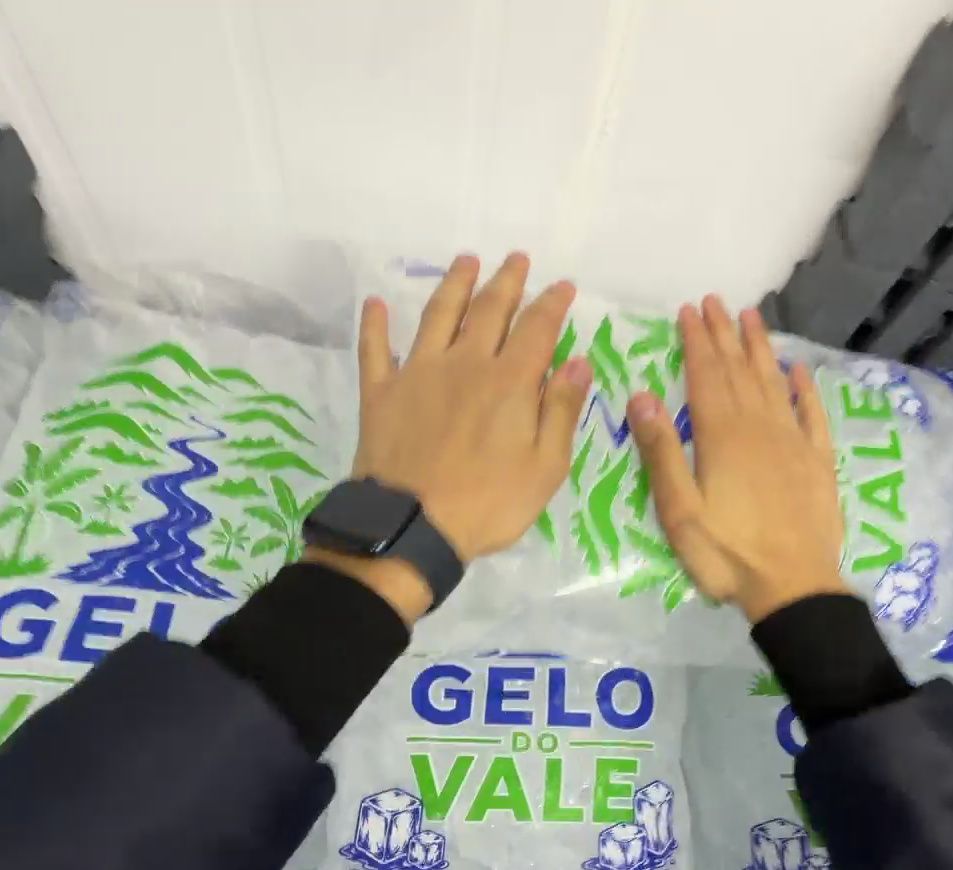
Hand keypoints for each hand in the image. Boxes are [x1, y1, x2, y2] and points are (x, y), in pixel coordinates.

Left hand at [311, 253, 593, 623]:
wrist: (413, 526)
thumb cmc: (490, 503)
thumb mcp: (546, 466)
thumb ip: (562, 411)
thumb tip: (577, 362)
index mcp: (510, 382)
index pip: (537, 328)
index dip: (552, 303)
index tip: (563, 285)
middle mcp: (465, 364)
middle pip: (489, 310)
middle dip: (507, 281)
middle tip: (517, 260)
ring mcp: (418, 373)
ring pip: (438, 315)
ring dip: (454, 284)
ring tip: (466, 261)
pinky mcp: (381, 392)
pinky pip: (376, 349)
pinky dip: (375, 324)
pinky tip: (376, 303)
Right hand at [630, 298, 849, 622]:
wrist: (794, 586)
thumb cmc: (728, 554)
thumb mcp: (680, 510)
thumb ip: (661, 451)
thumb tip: (641, 395)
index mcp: (722, 437)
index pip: (706, 377)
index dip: (697, 342)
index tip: (690, 311)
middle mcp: (760, 428)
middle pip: (740, 371)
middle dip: (725, 335)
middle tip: (717, 301)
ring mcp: (794, 442)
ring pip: (774, 383)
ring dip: (761, 349)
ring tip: (752, 317)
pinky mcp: (819, 462)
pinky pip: (812, 415)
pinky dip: (805, 390)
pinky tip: (798, 371)